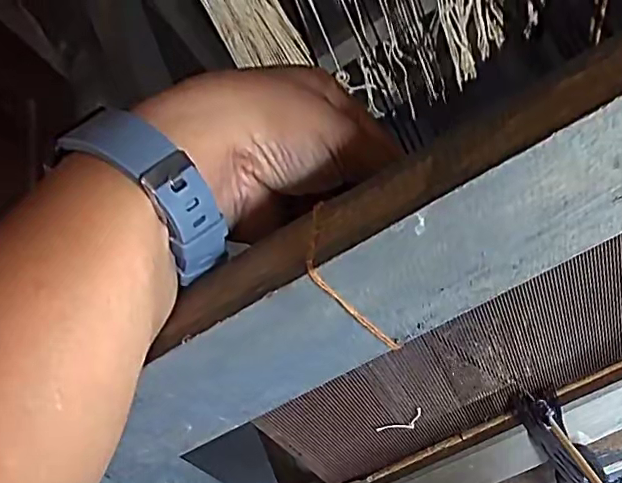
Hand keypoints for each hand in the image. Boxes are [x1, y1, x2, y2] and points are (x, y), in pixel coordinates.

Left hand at [134, 68, 400, 240]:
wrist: (214, 165)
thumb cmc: (271, 125)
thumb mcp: (342, 131)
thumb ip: (381, 159)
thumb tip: (407, 185)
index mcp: (323, 101)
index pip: (375, 141)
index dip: (392, 169)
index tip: (408, 197)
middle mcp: (305, 139)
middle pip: (356, 180)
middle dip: (367, 199)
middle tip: (384, 219)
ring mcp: (289, 180)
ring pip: (336, 211)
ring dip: (345, 222)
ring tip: (356, 231)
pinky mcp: (276, 219)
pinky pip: (313, 234)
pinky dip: (322, 238)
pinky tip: (330, 241)